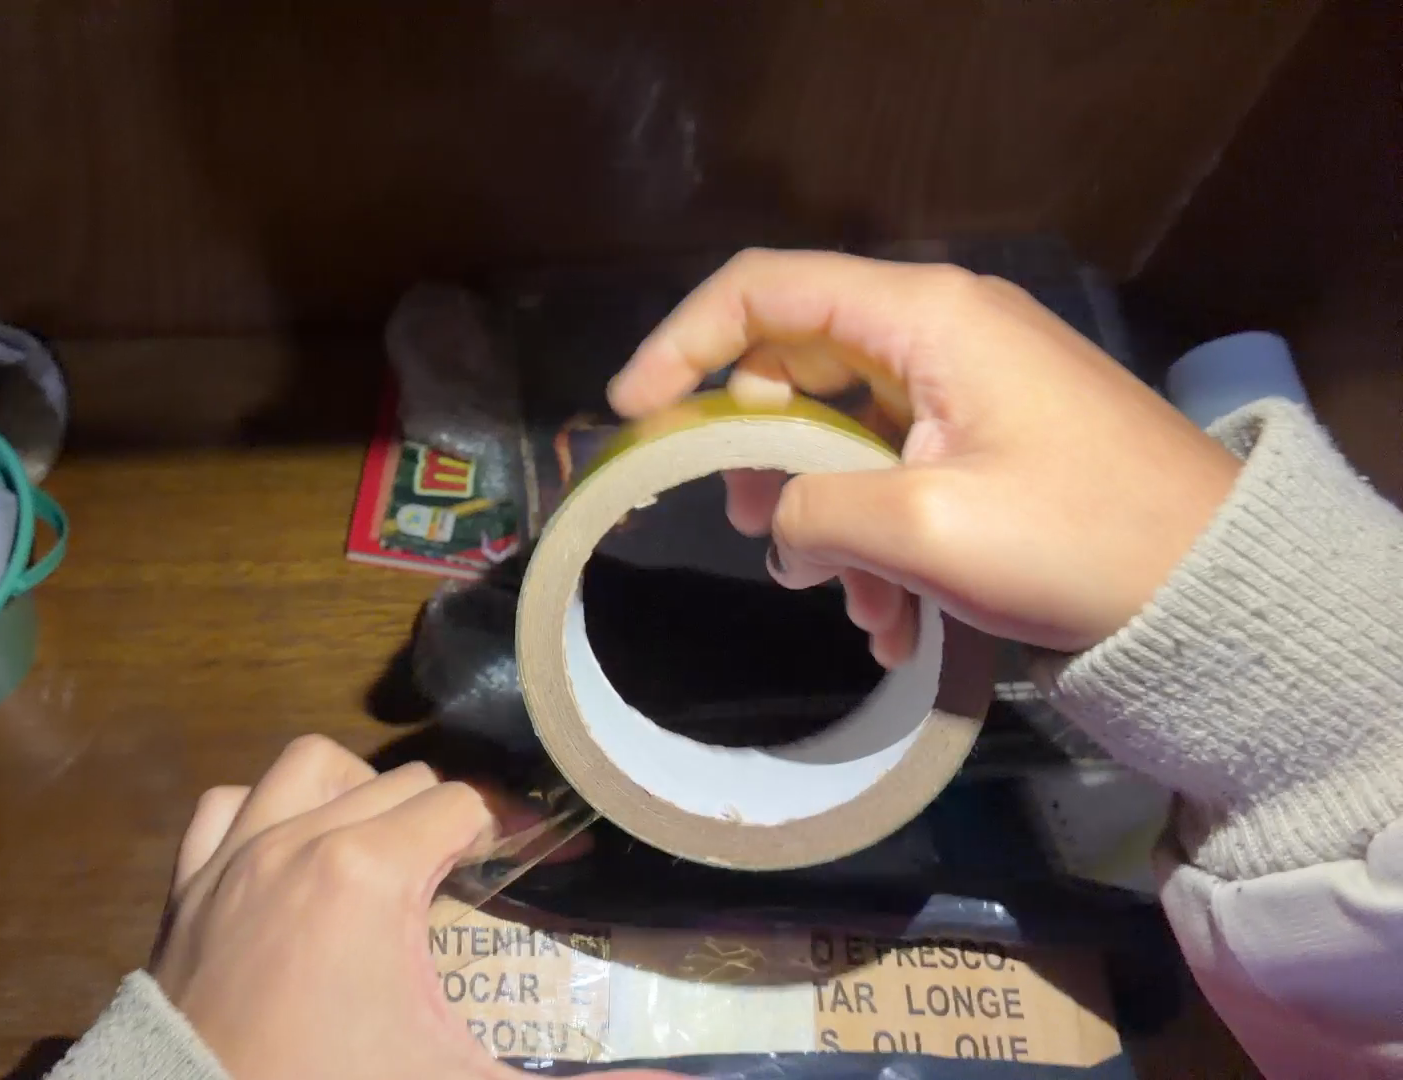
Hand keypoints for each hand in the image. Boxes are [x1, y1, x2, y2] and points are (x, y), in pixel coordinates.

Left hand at [152, 735, 674, 1079]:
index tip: (549, 853)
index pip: (463, 807)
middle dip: (449, 816)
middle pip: (401, 783)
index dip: (515, 825)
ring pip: (306, 767)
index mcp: (367, 872)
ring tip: (380, 841)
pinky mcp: (187, 889)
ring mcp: (233, 858)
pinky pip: (224, 807)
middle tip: (474, 871)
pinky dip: (262, 812)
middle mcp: (297, 839)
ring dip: (354, 789)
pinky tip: (287, 849)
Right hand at [608, 250, 1240, 661]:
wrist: (1221, 601)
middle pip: (783, 364)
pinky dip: (856, 538)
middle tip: (750, 525)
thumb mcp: (923, 529)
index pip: (762, 292)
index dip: (681, 342)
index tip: (634, 412)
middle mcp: (925, 337)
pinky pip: (867, 471)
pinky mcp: (957, 440)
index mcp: (920, 320)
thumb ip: (813, 512)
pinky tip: (885, 615)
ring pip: (820, 430)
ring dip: (811, 514)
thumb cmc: (1083, 542)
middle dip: (753, 450)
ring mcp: (943, 390)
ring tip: (840, 595)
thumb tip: (778, 530)